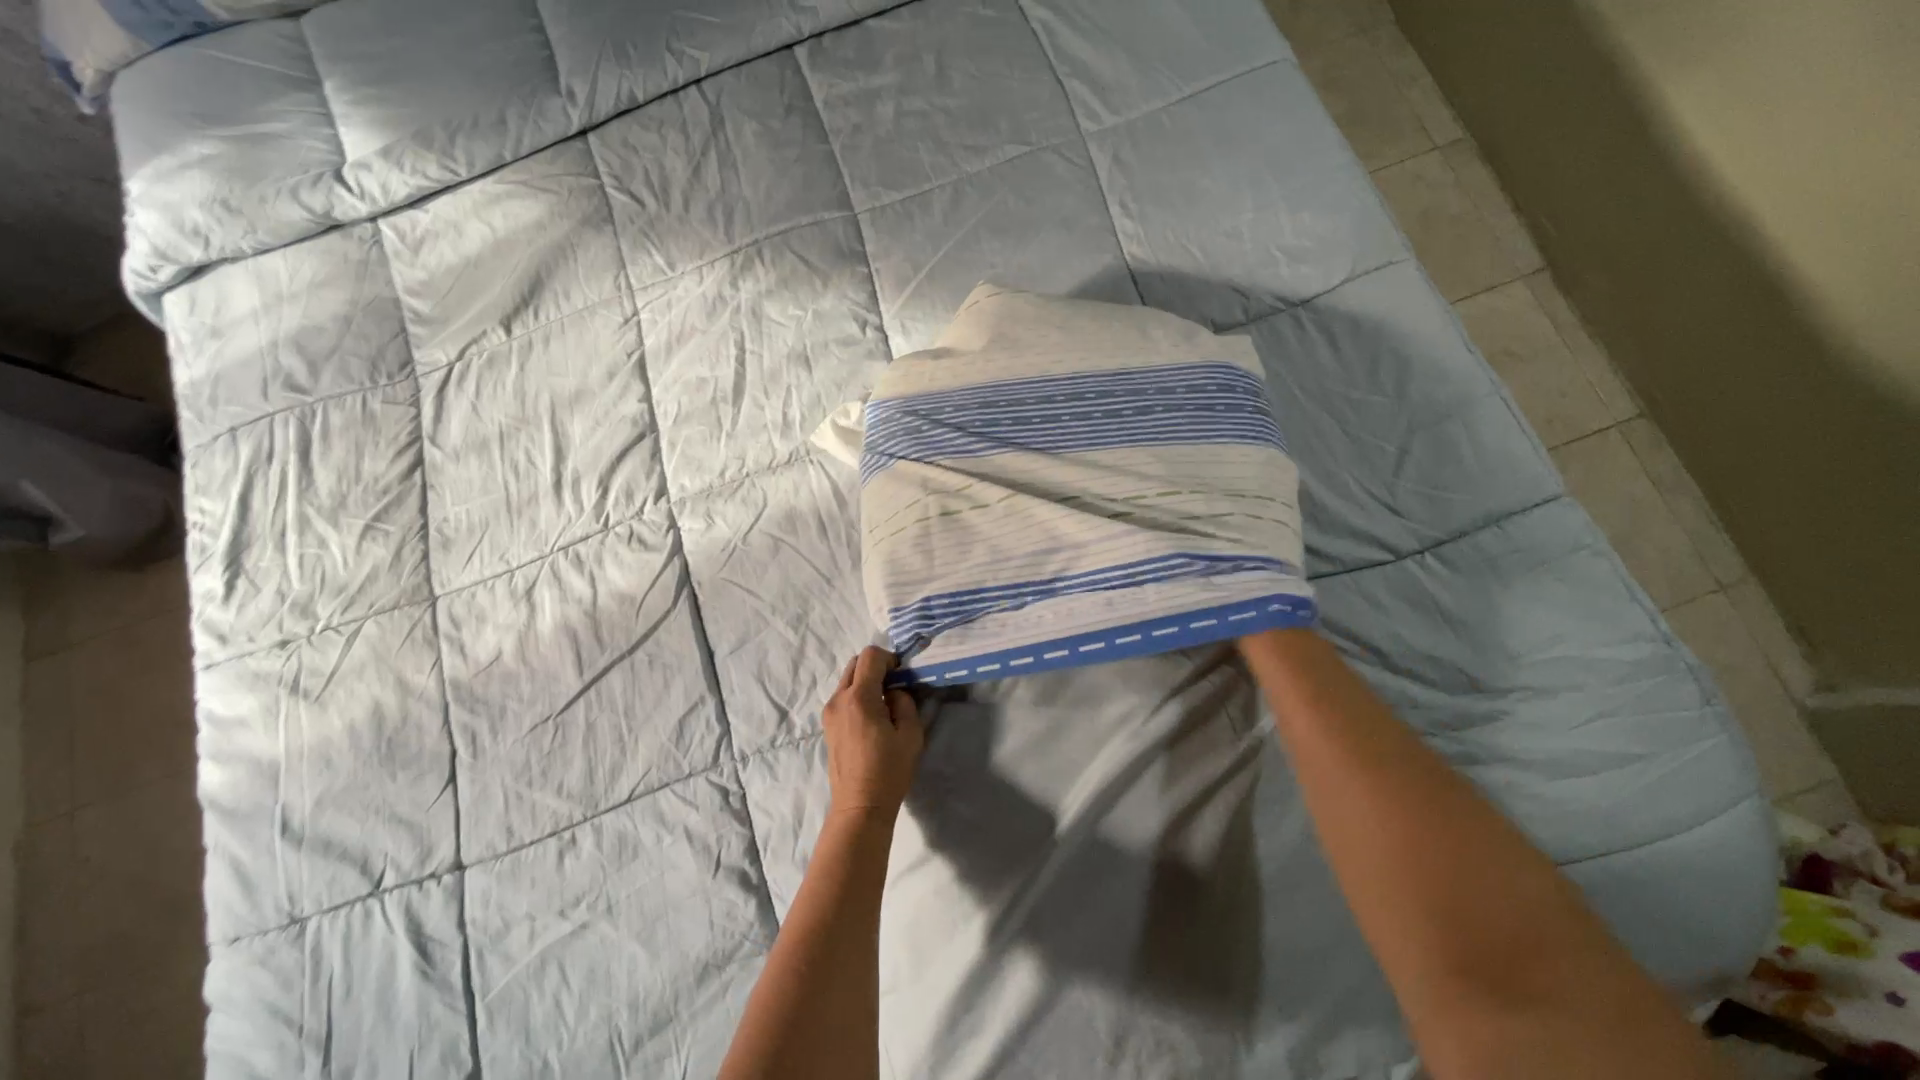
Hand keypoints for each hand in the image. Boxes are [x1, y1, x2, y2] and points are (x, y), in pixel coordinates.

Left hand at [823, 647, 924, 819]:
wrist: (860, 805)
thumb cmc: (889, 771)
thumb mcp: (910, 734)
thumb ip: (904, 703)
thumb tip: (894, 692)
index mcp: (859, 698)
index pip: (870, 656)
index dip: (889, 658)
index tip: (902, 675)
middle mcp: (838, 699)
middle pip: (855, 664)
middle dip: (876, 667)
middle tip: (894, 687)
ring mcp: (829, 713)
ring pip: (847, 680)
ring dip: (866, 682)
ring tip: (883, 706)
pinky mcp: (827, 725)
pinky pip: (842, 697)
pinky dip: (857, 696)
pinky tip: (871, 719)